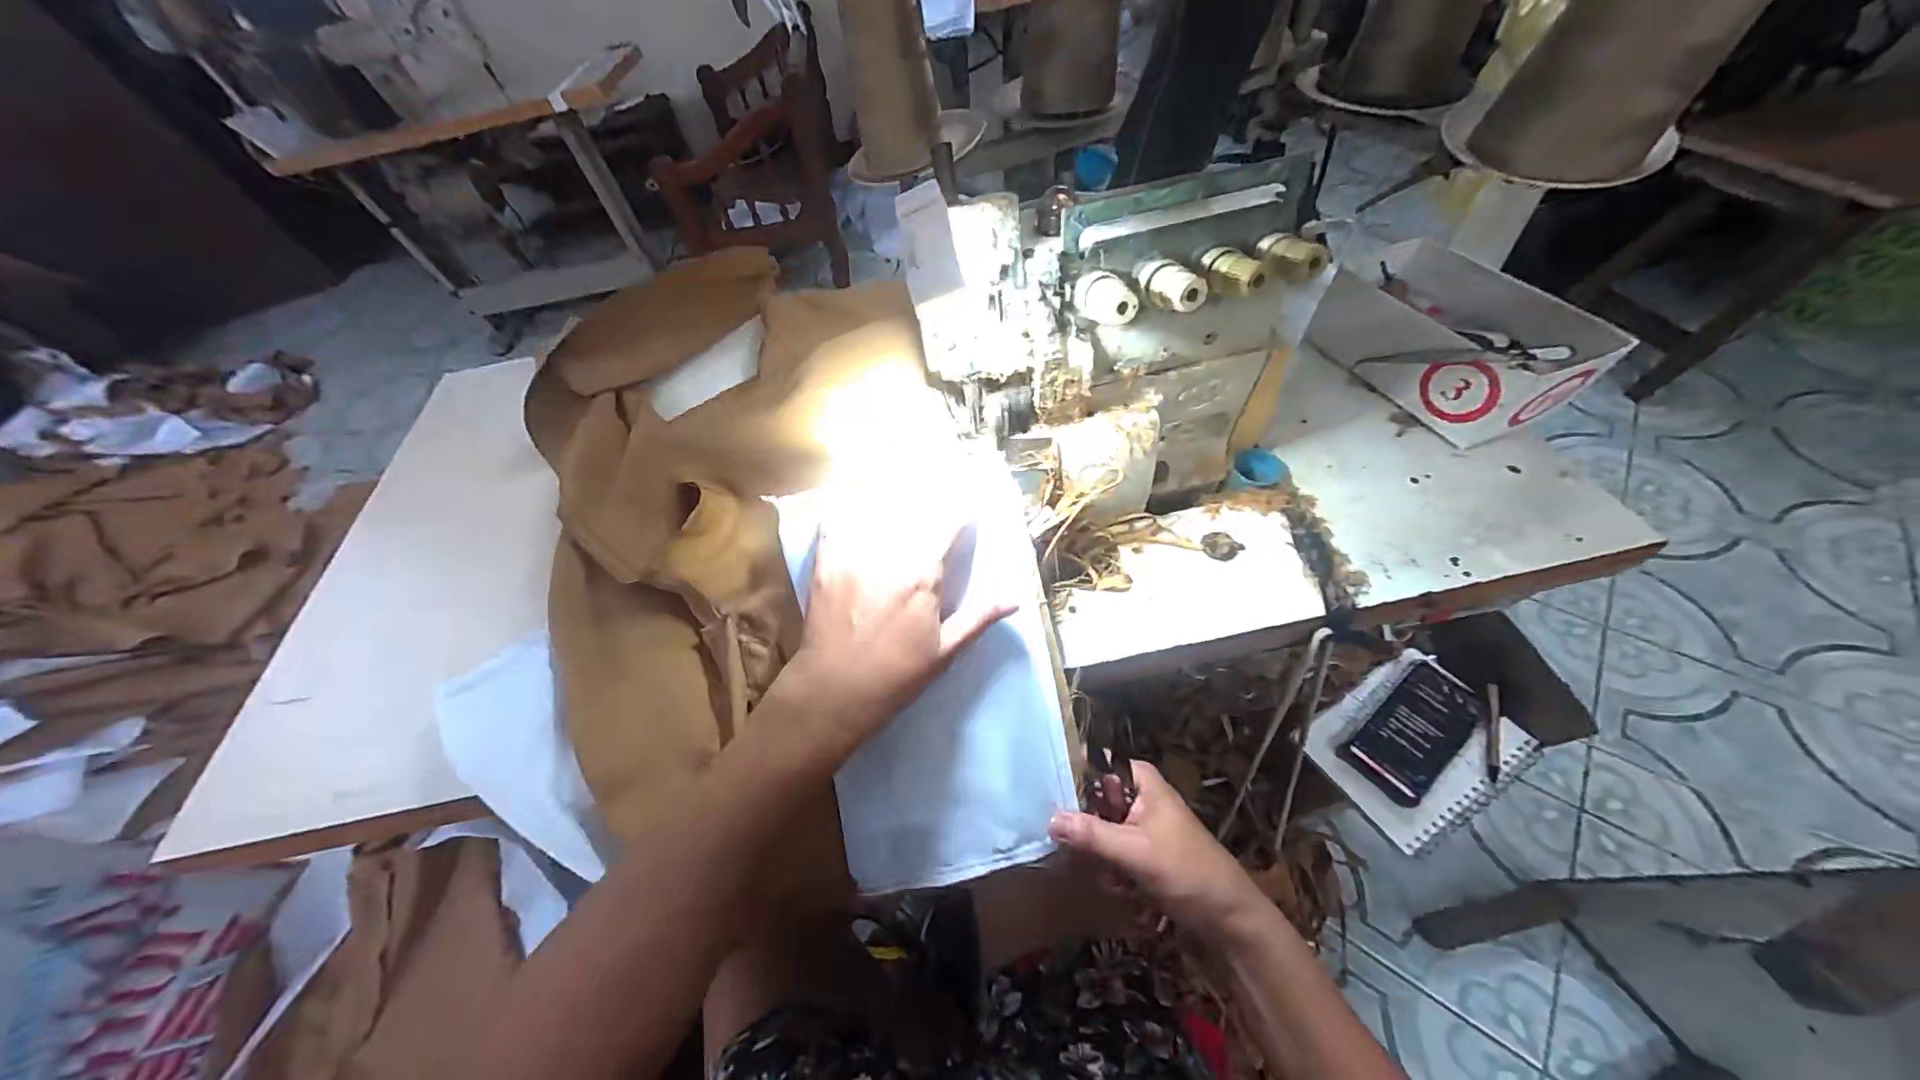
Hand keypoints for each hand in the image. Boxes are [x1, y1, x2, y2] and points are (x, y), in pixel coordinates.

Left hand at [780, 518, 1013, 758]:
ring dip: (890, 511)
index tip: (967, 515)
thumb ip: (978, 618)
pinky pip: (834, 529)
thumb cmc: (896, 677)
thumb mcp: (944, 652)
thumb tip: (1015, 599)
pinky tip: (850, 518)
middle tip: (932, 508)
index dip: (961, 517)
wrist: (834, 693)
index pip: (948, 529)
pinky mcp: (824, 566)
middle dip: (927, 511)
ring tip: (895, 509)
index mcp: (924, 578)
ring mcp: (852, 559)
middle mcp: (890, 559)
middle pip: (913, 517)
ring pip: (875, 517)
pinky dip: (845, 520)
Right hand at [1049, 763, 1266, 941]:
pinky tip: (1121, 893)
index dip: (1090, 776)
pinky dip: (1117, 874)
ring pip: (1110, 835)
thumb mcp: (1134, 852)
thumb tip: (1051, 819)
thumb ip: (1091, 835)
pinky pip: (1120, 860)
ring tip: (1111, 878)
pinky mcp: (1151, 864)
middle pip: (1106, 803)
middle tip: (1082, 845)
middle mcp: (1149, 807)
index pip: (1113, 766)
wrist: (1232, 924)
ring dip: (1103, 856)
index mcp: (1150, 790)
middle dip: (1092, 826)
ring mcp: (1151, 837)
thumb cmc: (1187, 873)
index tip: (1066, 794)